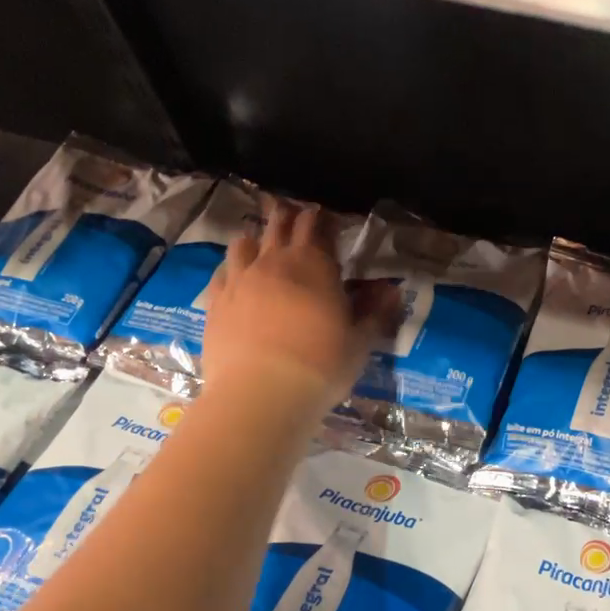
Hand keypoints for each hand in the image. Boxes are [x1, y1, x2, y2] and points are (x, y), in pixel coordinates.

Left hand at [201, 201, 399, 408]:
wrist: (260, 394)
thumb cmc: (321, 366)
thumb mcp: (360, 343)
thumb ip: (375, 313)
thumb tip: (393, 290)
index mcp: (314, 266)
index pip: (317, 228)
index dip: (322, 220)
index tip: (327, 219)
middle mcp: (274, 262)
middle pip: (279, 226)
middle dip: (288, 218)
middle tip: (294, 216)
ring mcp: (239, 279)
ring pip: (244, 242)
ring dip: (256, 238)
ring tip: (262, 244)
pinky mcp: (215, 301)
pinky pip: (222, 271)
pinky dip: (232, 267)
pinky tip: (236, 276)